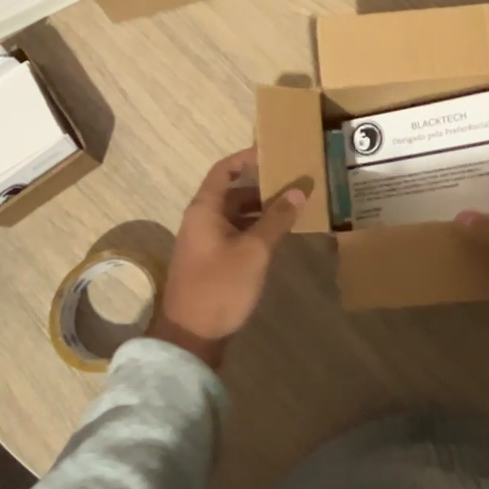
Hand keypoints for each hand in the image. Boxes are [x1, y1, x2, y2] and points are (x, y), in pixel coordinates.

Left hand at [147, 149, 305, 368]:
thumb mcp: (254, 250)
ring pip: (234, 214)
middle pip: (231, 192)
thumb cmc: (220, 286)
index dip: (246, 158)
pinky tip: (276, 235)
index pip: (224, 170)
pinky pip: (233, 233)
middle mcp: (200, 220)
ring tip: (290, 207)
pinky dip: (253, 228)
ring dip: (259, 209)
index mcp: (204, 209)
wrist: (190, 336)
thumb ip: (276, 219)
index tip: (272, 152)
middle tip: (291, 182)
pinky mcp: (210, 261)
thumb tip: (298, 190)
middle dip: (261, 186)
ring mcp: (204, 242)